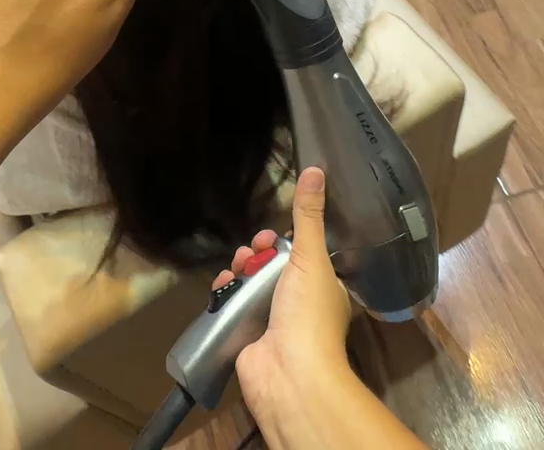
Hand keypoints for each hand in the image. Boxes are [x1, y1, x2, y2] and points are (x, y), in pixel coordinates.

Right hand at [211, 168, 367, 448]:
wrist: (288, 375)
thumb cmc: (307, 313)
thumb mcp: (310, 256)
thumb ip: (308, 215)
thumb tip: (316, 168)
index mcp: (323, 287)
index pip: (301, 253)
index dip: (283, 240)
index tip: (271, 234)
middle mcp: (299, 304)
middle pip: (272, 266)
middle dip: (257, 253)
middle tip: (251, 250)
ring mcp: (273, 322)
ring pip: (251, 284)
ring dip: (239, 269)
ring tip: (235, 266)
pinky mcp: (247, 336)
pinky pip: (233, 305)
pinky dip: (224, 292)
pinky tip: (220, 285)